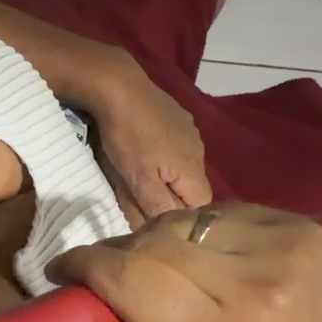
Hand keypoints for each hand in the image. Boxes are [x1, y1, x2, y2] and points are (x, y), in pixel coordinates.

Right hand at [51, 204, 321, 321]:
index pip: (132, 279)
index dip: (86, 265)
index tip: (59, 270)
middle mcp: (253, 285)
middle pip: (153, 242)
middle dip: (114, 253)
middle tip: (98, 272)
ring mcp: (282, 248)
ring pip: (182, 221)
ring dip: (150, 239)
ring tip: (145, 265)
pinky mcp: (298, 226)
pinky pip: (218, 211)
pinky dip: (190, 229)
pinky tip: (191, 254)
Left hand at [82, 60, 211, 225]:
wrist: (120, 89)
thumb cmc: (128, 140)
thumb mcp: (138, 182)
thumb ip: (156, 208)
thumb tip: (168, 231)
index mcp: (194, 169)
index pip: (201, 206)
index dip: (182, 220)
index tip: (159, 227)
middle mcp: (199, 151)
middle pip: (191, 190)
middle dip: (170, 202)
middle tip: (142, 207)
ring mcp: (189, 133)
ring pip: (181, 171)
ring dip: (164, 183)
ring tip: (139, 184)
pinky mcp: (176, 122)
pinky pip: (173, 153)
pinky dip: (160, 164)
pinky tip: (141, 160)